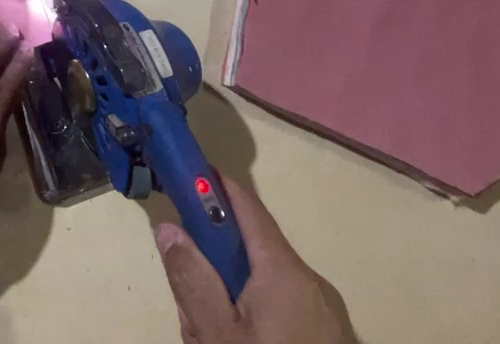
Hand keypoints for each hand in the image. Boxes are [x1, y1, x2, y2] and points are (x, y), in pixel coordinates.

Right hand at [155, 174, 352, 343]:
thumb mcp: (216, 337)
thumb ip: (190, 278)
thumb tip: (169, 226)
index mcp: (284, 272)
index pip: (244, 204)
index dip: (212, 182)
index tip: (180, 173)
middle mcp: (311, 283)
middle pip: (249, 250)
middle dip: (212, 263)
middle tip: (188, 304)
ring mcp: (326, 315)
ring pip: (262, 284)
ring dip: (229, 298)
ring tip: (209, 339)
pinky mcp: (330, 339)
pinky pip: (283, 310)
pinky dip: (253, 318)